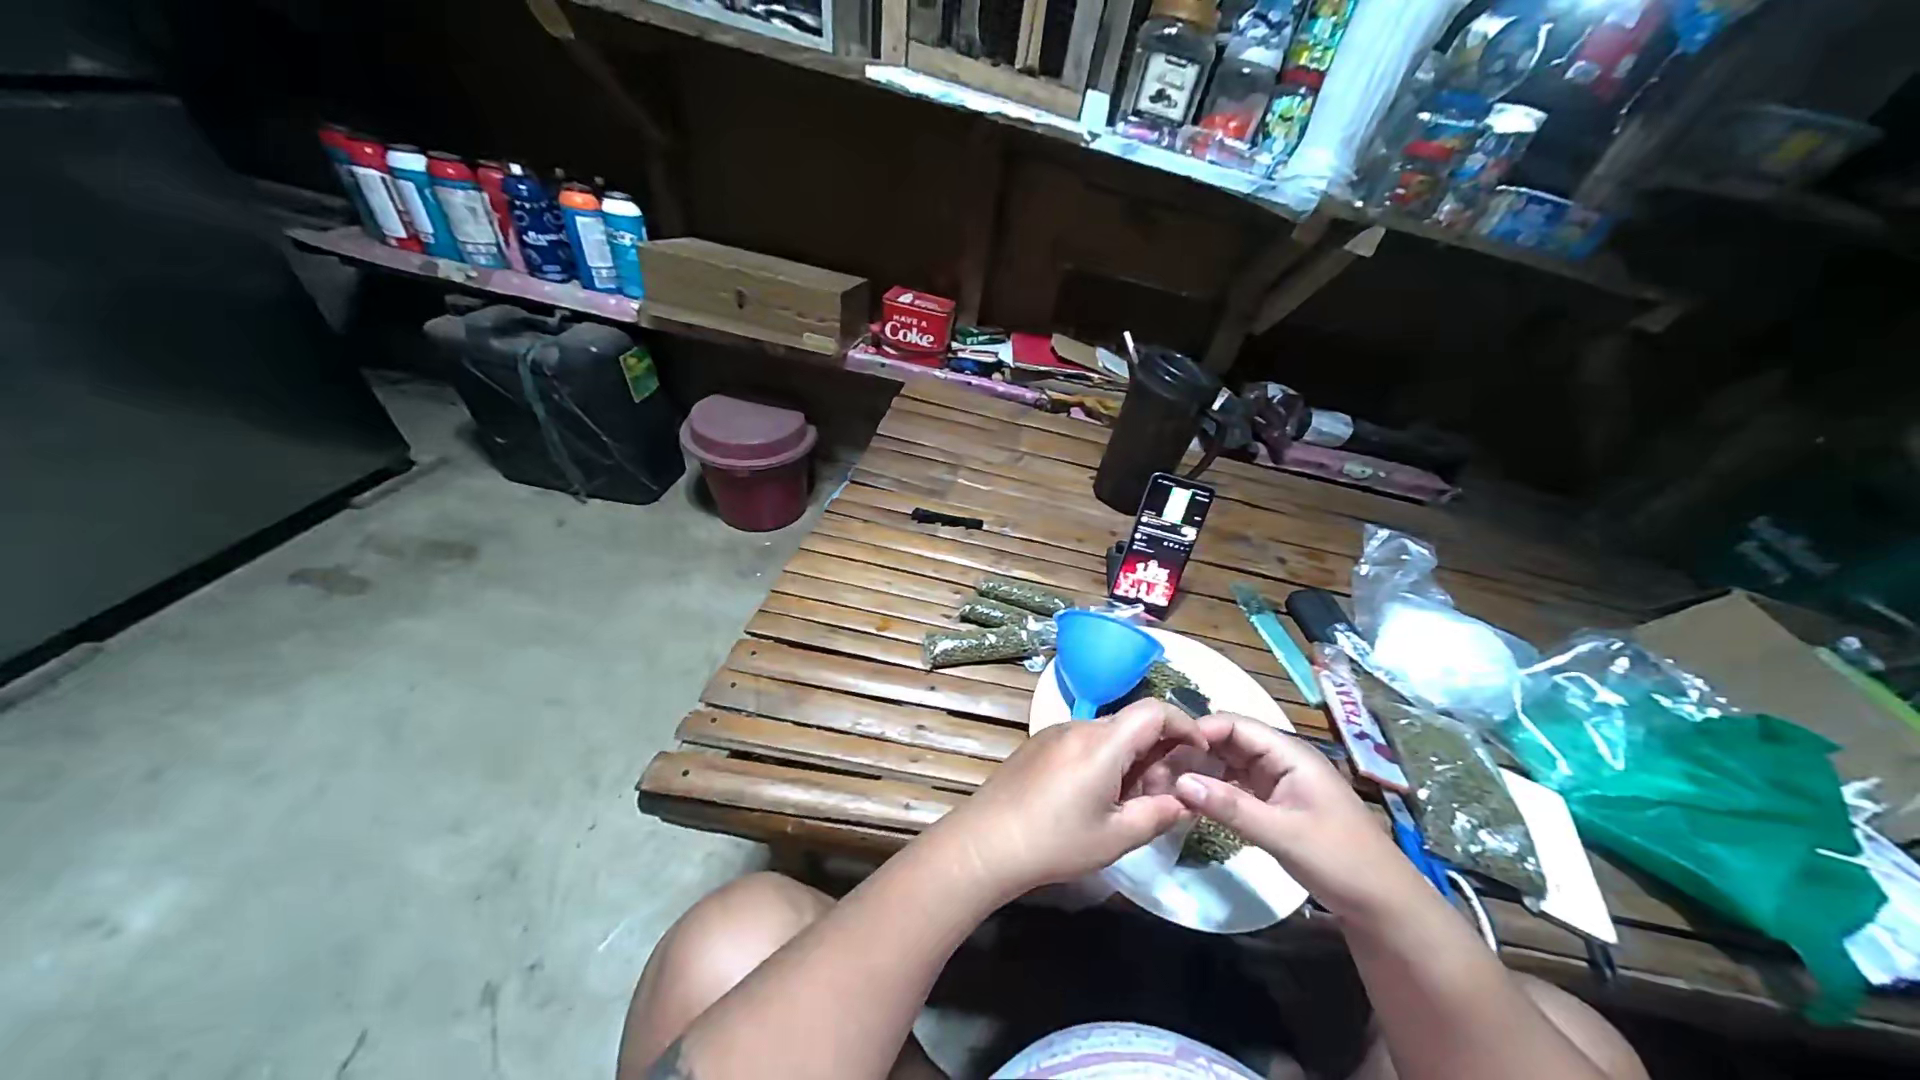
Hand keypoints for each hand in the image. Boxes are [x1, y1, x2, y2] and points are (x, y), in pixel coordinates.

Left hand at [929, 699, 1204, 898]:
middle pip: (1131, 723)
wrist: (985, 842)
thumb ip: (1159, 814)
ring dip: (1129, 756)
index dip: (1184, 725)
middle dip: (1158, 750)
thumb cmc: (1055, 842)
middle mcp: (1079, 726)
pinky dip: (1103, 758)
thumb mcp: (1116, 837)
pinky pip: (1083, 741)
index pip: (1154, 711)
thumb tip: (1185, 801)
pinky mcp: (1038, 745)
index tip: (1199, 751)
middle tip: (1166, 789)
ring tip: (1131, 799)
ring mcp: (1054, 732)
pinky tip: (1096, 795)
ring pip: (1107, 733)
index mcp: (1102, 742)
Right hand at [1176, 715, 1422, 918]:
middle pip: (1229, 741)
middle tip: (1159, 768)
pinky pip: (1236, 785)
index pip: (1236, 725)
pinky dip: (1214, 790)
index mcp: (1290, 753)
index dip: (1200, 730)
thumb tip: (1179, 781)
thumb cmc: (1340, 860)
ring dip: (1202, 770)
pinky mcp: (1275, 803)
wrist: (1383, 905)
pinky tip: (1192, 801)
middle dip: (1195, 750)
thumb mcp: (1282, 833)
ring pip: (1230, 763)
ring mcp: (1278, 781)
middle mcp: (1281, 759)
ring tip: (1168, 783)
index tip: (1165, 748)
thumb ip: (1230, 806)